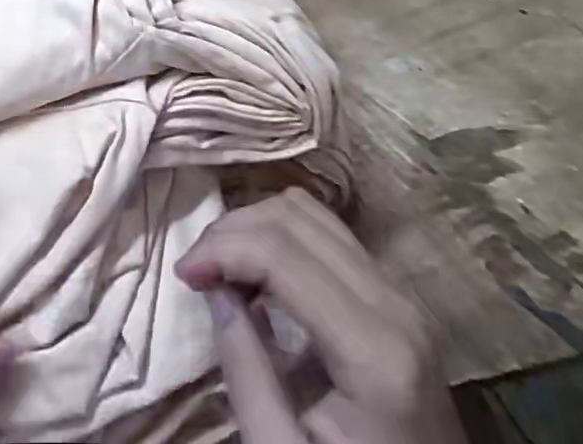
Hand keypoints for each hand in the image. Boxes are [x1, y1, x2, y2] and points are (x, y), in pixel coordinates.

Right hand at [176, 189, 466, 443]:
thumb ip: (246, 371)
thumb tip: (214, 289)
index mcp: (374, 351)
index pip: (280, 253)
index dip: (219, 249)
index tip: (181, 275)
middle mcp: (395, 304)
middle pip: (293, 217)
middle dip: (230, 231)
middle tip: (196, 271)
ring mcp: (400, 294)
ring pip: (308, 211)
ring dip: (252, 226)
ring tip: (222, 268)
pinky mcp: (393, 294)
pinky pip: (325, 230)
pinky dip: (278, 233)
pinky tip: (257, 271)